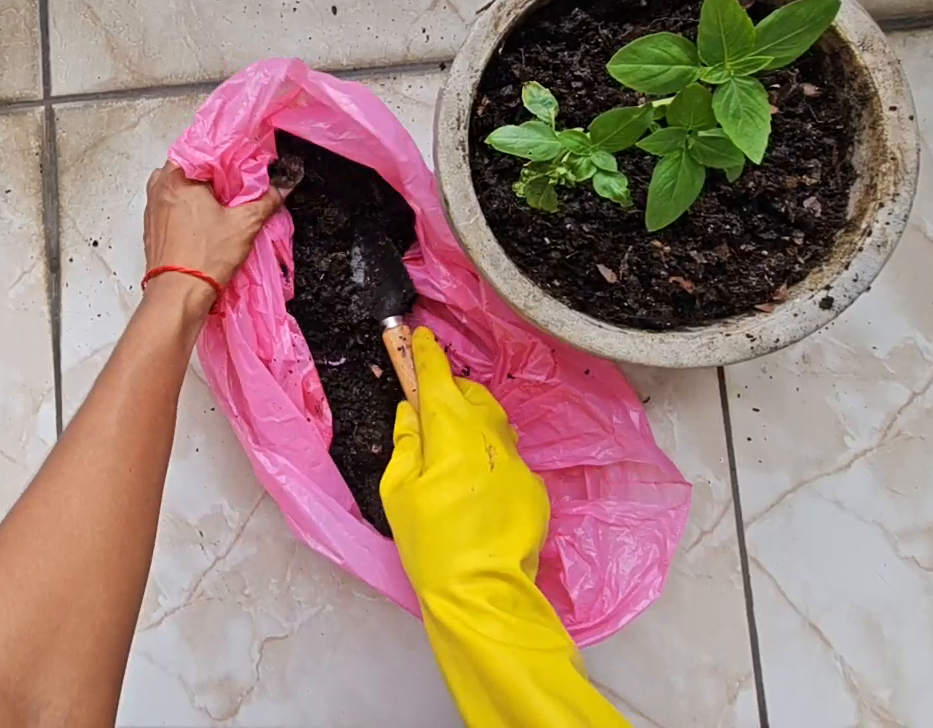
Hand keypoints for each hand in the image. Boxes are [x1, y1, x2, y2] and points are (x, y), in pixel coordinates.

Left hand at [142, 164, 284, 290]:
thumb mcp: (245, 225)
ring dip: (200, 189)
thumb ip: (266, 200)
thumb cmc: (206, 257)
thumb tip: (284, 186)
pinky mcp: (151, 224)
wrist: (177, 294)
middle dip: (215, 174)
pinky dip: (187, 205)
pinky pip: (171, 203)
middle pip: (192, 166)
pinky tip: (205, 219)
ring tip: (222, 202)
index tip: (245, 165)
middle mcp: (160, 185)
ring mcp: (152, 205)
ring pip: (180, 184)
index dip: (229, 156)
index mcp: (179, 175)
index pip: (207, 148)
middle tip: (237, 185)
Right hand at [380, 327, 628, 727]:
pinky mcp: (534, 486)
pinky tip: (474, 485)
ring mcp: (517, 461)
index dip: (425, 353)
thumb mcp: (398, 490)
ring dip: (471, 419)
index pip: (437, 378)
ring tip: (451, 447)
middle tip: (427, 410)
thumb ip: (406, 440)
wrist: (483, 597)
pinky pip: (506, 454)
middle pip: (469, 394)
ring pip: (492, 421)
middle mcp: (489, 437)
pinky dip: (488, 454)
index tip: (418, 335)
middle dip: (449, 391)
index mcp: (451, 433)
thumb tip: (411, 411)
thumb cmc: (430, 543)